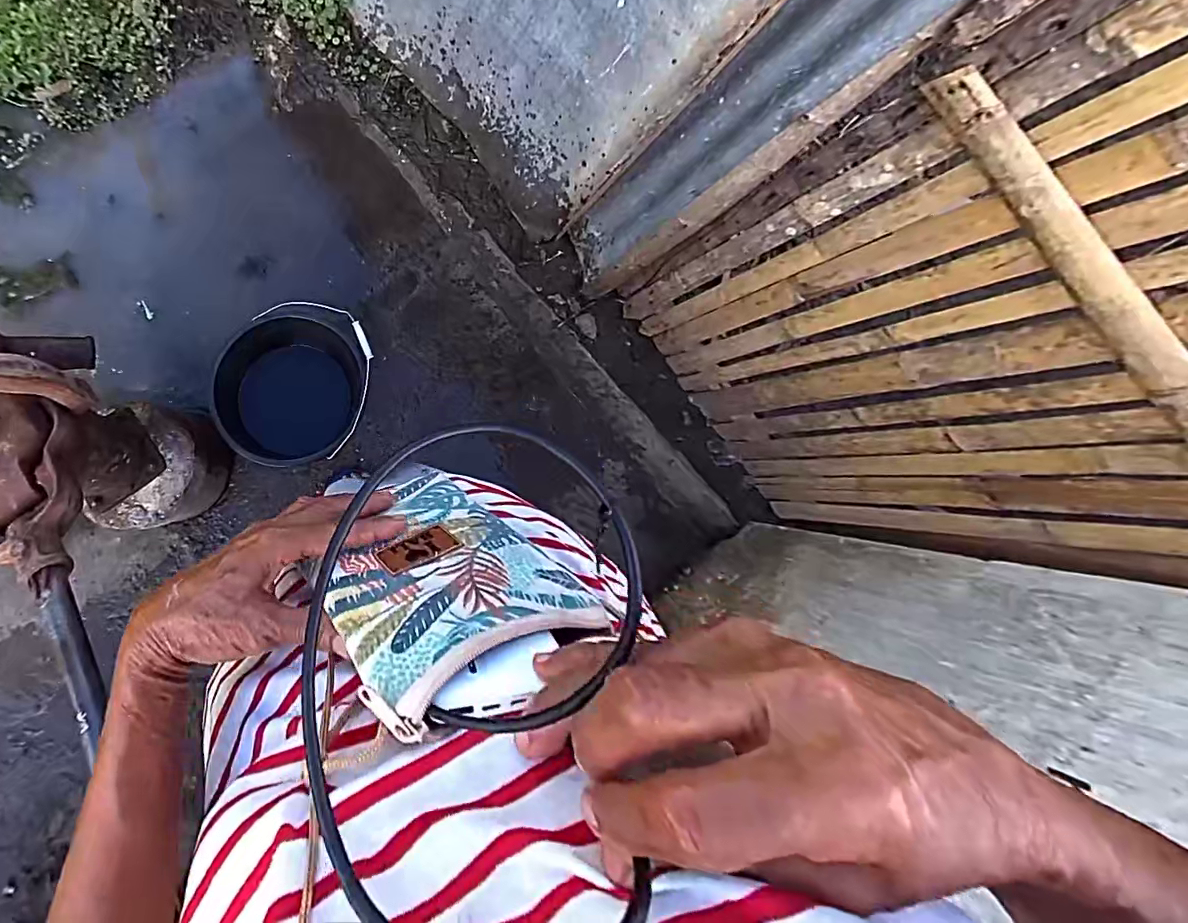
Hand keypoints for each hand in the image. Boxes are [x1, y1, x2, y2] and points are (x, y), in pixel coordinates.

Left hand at [118, 492, 404, 684]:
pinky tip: (318, 531)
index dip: (363, 528)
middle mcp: (263, 535)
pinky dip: (313, 520)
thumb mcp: (262, 629)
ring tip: (361, 508)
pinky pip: (289, 524)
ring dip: (334, 509)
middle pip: (317, 511)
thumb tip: (348, 638)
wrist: (164, 624)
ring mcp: (254, 541)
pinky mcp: (249, 552)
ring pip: (302, 513)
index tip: (393, 524)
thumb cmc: (203, 620)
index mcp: (270, 545)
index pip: (327, 532)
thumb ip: (309, 631)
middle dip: (355, 505)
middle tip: (387, 500)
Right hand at [514, 618, 1094, 913]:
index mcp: (843, 787)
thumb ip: (728, 855)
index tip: (605, 836)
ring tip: (540, 733)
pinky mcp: (738, 631)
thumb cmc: (920, 845)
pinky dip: (596, 664)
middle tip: (579, 786)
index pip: (696, 805)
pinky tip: (557, 675)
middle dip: (595, 751)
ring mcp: (761, 651)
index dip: (631, 823)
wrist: (978, 775)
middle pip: (650, 711)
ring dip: (577, 702)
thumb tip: (628, 838)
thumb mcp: (842, 886)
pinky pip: (649, 646)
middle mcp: (796, 700)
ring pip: (637, 668)